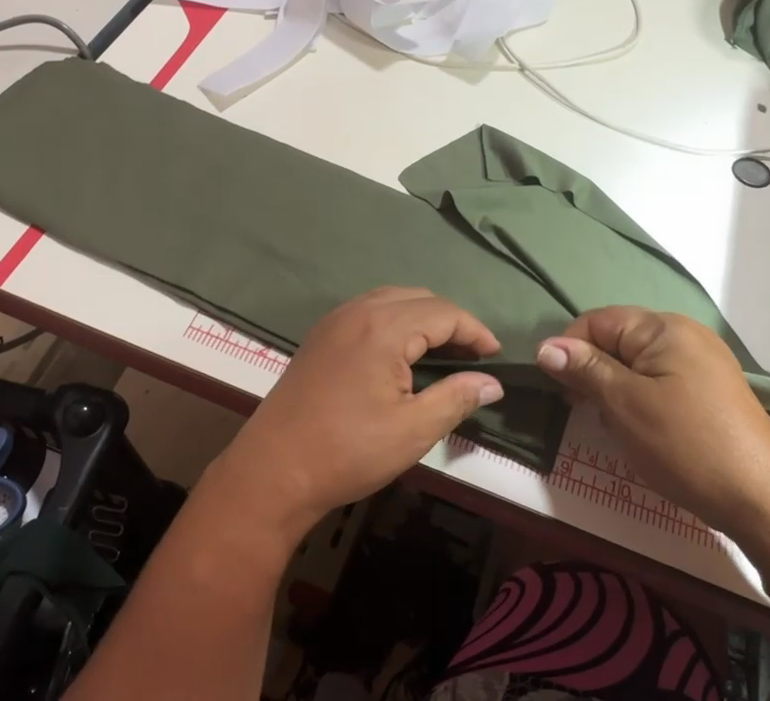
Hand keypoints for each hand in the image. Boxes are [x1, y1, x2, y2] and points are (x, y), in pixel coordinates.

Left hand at [205, 288, 505, 536]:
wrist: (274, 470)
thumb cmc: (348, 451)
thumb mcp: (413, 430)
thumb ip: (456, 398)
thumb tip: (491, 383)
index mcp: (383, 328)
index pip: (443, 313)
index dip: (475, 332)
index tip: (495, 358)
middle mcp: (358, 312)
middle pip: (418, 299)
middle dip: (451, 323)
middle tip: (472, 358)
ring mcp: (334, 322)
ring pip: (391, 302)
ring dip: (421, 320)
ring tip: (442, 356)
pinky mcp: (320, 338)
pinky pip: (368, 313)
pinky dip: (394, 324)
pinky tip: (401, 357)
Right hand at [536, 307, 769, 539]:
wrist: (764, 499)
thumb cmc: (687, 445)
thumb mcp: (625, 405)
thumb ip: (585, 370)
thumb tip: (546, 347)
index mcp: (663, 327)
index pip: (597, 320)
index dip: (569, 350)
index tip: (560, 392)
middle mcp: (685, 334)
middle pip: (617, 340)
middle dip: (592, 372)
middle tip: (585, 413)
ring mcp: (702, 363)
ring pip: (636, 364)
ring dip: (615, 390)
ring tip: (615, 426)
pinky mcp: (711, 391)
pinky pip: (660, 381)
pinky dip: (640, 401)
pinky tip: (642, 431)